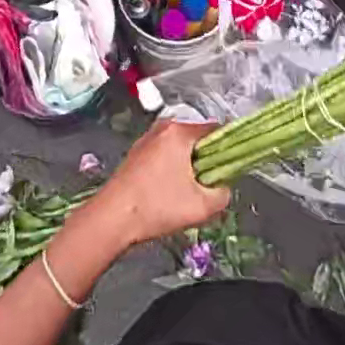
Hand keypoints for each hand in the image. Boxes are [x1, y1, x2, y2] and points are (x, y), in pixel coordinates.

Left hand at [79, 119, 229, 250]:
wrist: (113, 217)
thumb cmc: (157, 207)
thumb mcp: (203, 207)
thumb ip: (223, 193)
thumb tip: (222, 185)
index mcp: (179, 132)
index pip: (216, 130)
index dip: (228, 148)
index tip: (231, 168)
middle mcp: (163, 128)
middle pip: (198, 139)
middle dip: (207, 161)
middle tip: (207, 187)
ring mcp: (148, 138)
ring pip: (181, 149)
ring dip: (189, 167)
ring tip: (186, 194)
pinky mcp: (138, 152)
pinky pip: (166, 154)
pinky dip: (173, 169)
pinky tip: (168, 193)